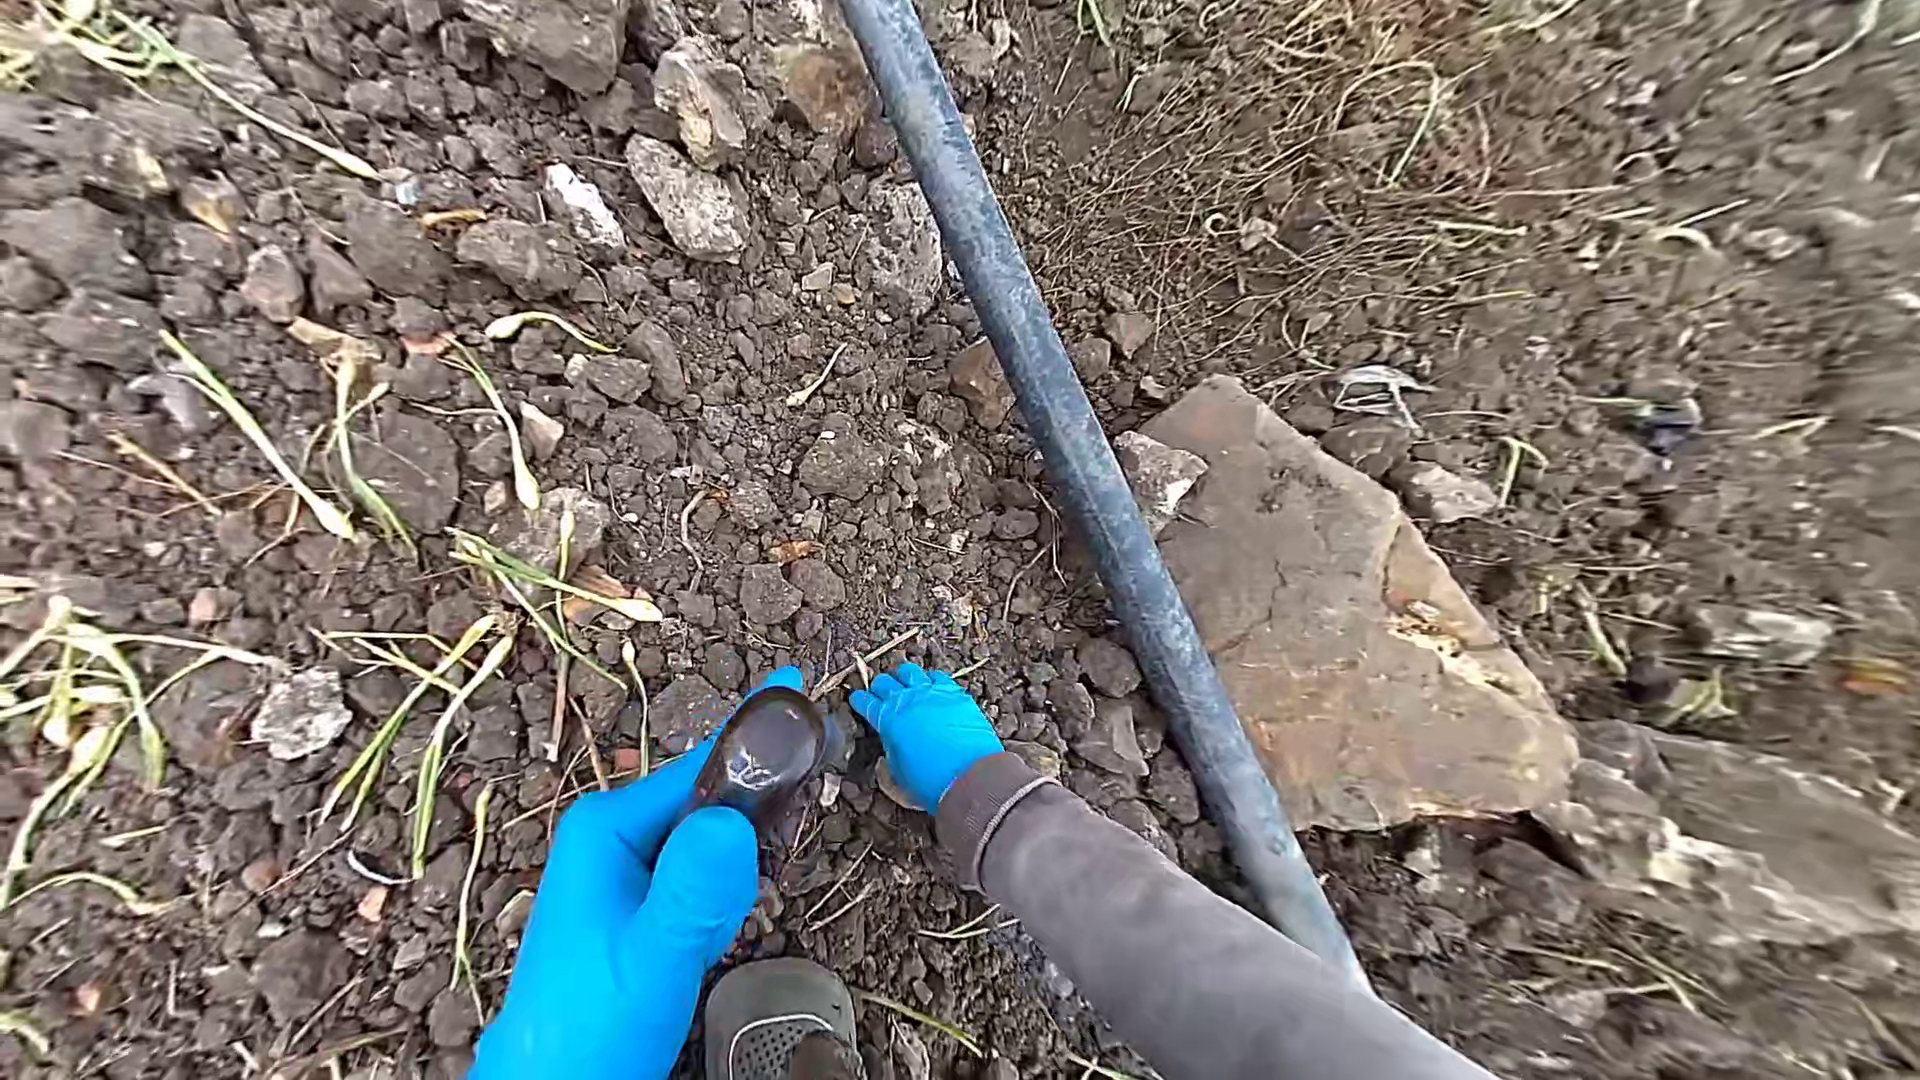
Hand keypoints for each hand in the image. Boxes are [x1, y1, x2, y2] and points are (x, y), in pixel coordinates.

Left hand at [471, 667, 804, 1079]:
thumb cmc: (592, 1029)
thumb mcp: (651, 957)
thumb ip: (690, 890)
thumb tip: (732, 818)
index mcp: (611, 824)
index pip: (702, 763)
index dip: (757, 734)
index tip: (798, 684)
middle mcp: (622, 828)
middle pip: (715, 793)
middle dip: (749, 826)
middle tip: (752, 877)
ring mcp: (636, 857)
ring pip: (719, 830)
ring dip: (737, 868)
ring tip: (712, 928)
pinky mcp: (651, 886)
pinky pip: (710, 861)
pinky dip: (727, 886)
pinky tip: (708, 930)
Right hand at [851, 662, 1001, 811]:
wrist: (968, 775)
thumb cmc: (931, 783)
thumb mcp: (897, 780)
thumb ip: (888, 760)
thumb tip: (887, 755)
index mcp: (887, 720)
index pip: (866, 702)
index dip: (860, 700)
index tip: (858, 698)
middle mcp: (906, 701)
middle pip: (885, 682)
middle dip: (879, 685)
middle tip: (879, 690)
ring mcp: (931, 693)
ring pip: (910, 671)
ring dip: (903, 676)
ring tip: (904, 681)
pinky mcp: (954, 692)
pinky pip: (938, 677)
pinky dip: (931, 679)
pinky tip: (932, 685)